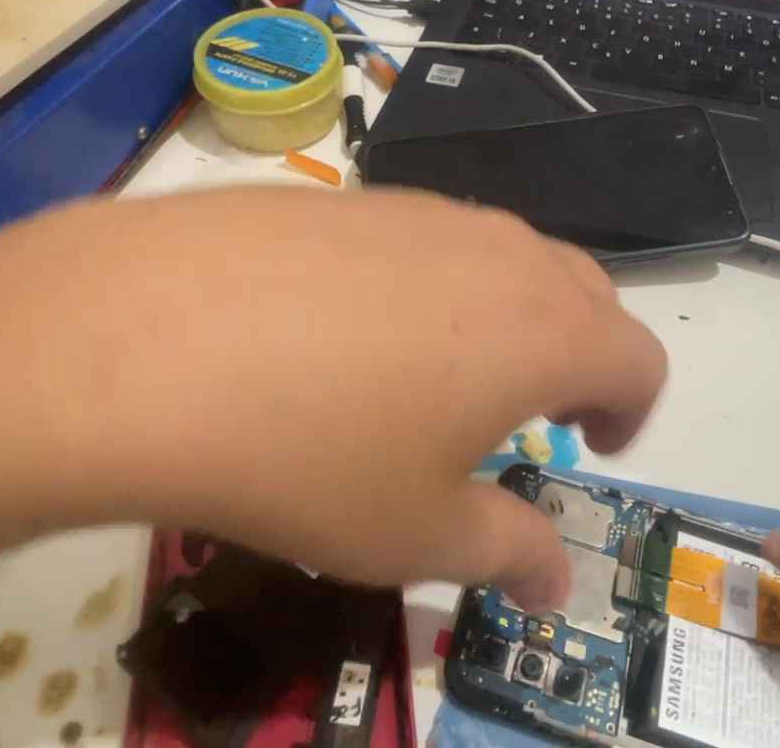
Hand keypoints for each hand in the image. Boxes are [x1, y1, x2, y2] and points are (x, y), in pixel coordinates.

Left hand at [35, 188, 667, 608]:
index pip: (639, 355)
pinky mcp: (351, 197)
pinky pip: (427, 238)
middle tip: (530, 412)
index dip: (632, 407)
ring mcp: (421, 211)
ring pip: (505, 258)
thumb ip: (508, 552)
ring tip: (440, 374)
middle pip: (584, 293)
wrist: (140, 339)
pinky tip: (352, 330)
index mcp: (543, 330)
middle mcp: (498, 252)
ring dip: (507, 315)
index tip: (588, 444)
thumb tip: (554, 582)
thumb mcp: (416, 532)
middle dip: (580, 355)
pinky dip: (432, 284)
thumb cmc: (307, 454)